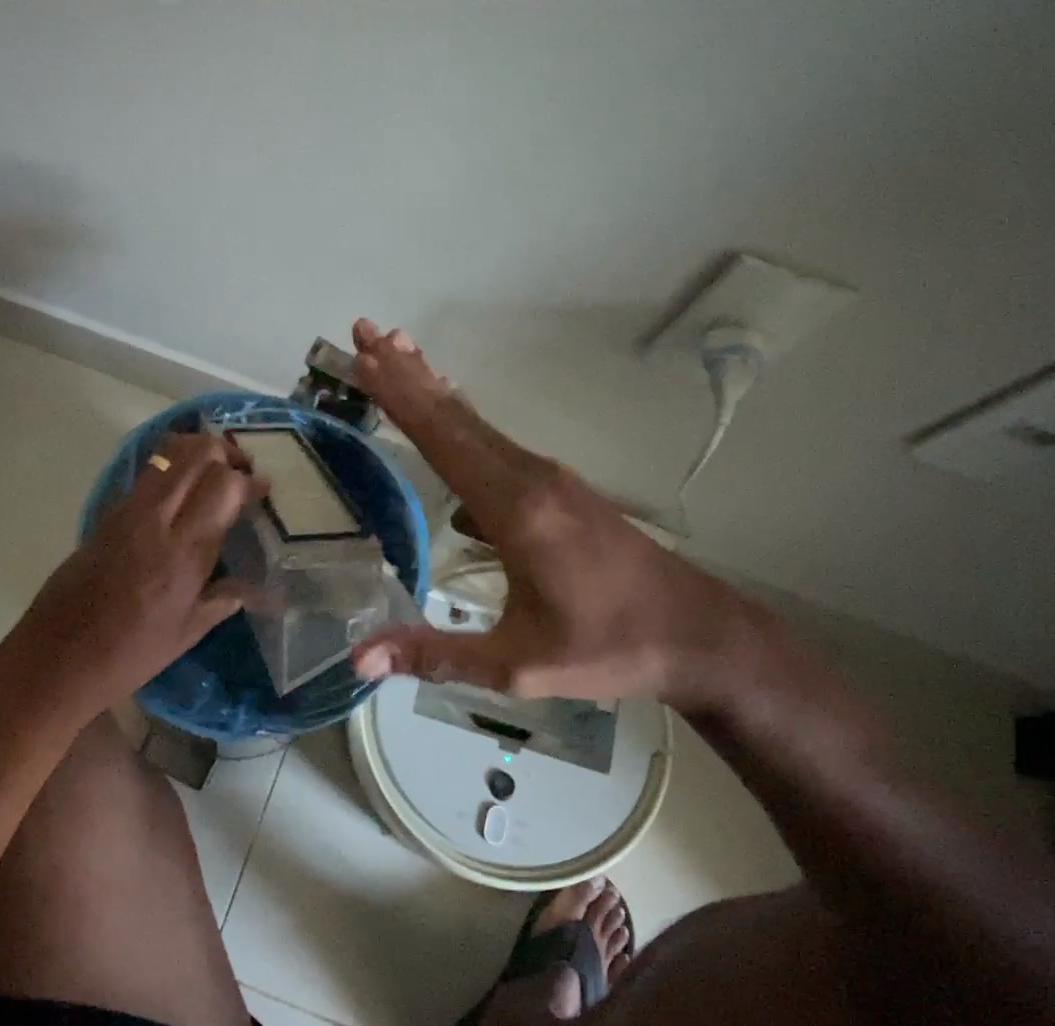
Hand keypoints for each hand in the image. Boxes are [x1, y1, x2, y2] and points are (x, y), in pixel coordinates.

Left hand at [0, 433, 261, 713]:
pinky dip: (170, 470)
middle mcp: (155, 519)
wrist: (57, 657)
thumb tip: (253, 589)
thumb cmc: (129, 654)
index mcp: (183, 551)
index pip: (223, 485)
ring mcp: (125, 512)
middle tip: (240, 472)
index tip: (263, 489)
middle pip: (195, 454)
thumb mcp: (186, 633)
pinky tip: (181, 497)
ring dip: (195, 454)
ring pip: (166, 455)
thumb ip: (222, 600)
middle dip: (224, 453)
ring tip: (213, 475)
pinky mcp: (105, 516)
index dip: (249, 480)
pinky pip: (145, 477)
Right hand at [345, 319, 770, 712]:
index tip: (361, 355)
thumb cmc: (608, 648)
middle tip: (362, 331)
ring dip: (432, 388)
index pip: (443, 439)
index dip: (398, 396)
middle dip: (406, 373)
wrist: (698, 634)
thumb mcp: (517, 665)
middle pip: (456, 415)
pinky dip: (461, 419)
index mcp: (517, 509)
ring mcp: (550, 479)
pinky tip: (447, 420)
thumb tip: (357, 659)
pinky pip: (496, 442)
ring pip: (478, 422)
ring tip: (394, 353)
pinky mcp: (560, 489)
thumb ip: (435, 654)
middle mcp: (531, 477)